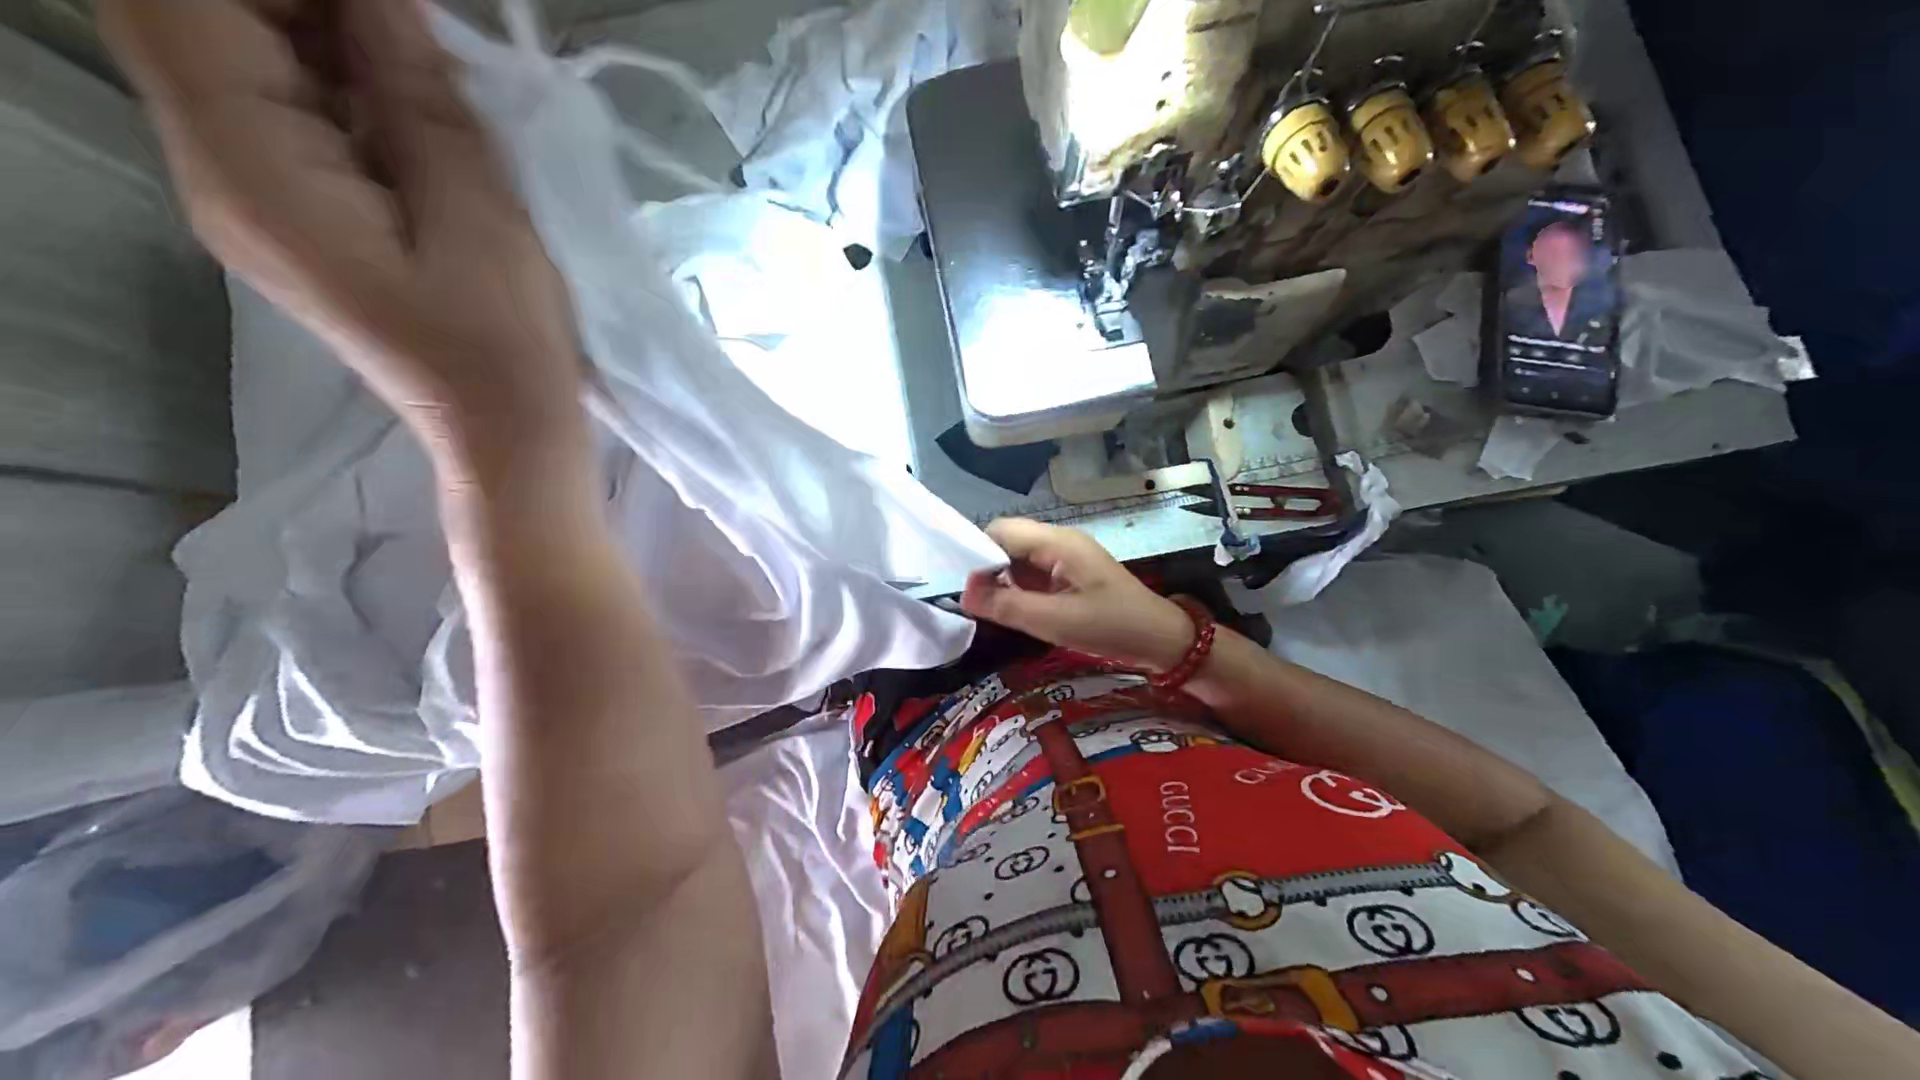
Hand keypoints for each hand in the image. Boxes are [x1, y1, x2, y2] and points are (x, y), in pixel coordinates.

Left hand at [100, 0, 582, 466]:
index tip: (391, 6)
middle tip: (414, 31)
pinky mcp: (292, 222)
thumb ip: (419, 102)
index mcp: (254, 174)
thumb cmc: (505, 345)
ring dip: (322, 42)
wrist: (504, 434)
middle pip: (193, 25)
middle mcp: (217, 175)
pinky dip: (335, 90)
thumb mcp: (480, 220)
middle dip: (302, 8)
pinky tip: (409, 112)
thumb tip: (384, 0)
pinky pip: (280, 119)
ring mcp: (249, 202)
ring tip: (422, 66)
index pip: (184, 6)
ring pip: (235, 65)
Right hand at [961, 519, 1194, 672]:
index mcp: (1058, 542)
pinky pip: (1034, 572)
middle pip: (1008, 541)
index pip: (1000, 530)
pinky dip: (1020, 588)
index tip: (965, 587)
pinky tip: (1017, 610)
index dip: (977, 554)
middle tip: (977, 602)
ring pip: (1019, 558)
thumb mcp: (1055, 621)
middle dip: (988, 568)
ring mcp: (1067, 557)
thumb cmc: (1111, 627)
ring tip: (993, 608)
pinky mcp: (1071, 573)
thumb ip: (1007, 606)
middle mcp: (1060, 541)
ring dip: (1003, 580)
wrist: (1162, 640)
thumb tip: (963, 593)